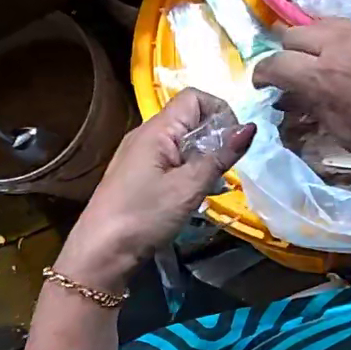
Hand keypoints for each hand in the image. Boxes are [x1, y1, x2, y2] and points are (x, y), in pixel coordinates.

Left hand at [56, 88, 254, 292]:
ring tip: (211, 185)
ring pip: (180, 142)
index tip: (233, 141)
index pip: (194, 97)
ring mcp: (137, 156)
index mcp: (156, 129)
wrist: (100, 252)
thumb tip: (250, 128)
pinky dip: (186, 171)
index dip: (219, 110)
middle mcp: (145, 135)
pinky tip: (191, 196)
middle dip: (213, 137)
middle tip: (225, 169)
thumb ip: (220, 156)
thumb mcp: (189, 187)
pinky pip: (168, 161)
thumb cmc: (145, 215)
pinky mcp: (135, 176)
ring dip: (201, 157)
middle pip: (188, 119)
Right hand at [252, 18, 350, 168]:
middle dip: (286, 54)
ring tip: (323, 64)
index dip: (262, 75)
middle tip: (293, 75)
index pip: (273, 64)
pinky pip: (350, 25)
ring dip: (312, 43)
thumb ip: (314, 111)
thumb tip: (292, 101)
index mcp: (323, 74)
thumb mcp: (348, 134)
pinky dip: (341, 40)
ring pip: (320, 23)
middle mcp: (337, 41)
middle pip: (291, 34)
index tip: (263, 86)